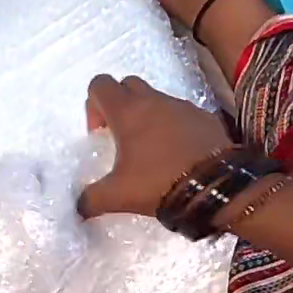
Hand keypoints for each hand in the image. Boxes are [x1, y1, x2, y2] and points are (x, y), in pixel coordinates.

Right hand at [78, 75, 233, 217]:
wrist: (214, 186)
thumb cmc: (158, 183)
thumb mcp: (118, 196)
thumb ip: (91, 199)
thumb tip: (78, 209)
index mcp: (127, 112)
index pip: (99, 84)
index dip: (93, 105)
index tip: (100, 133)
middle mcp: (154, 100)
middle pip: (128, 85)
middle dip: (119, 105)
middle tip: (122, 137)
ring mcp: (182, 106)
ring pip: (157, 98)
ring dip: (148, 116)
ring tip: (151, 150)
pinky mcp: (204, 117)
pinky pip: (182, 113)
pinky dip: (174, 127)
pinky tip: (177, 154)